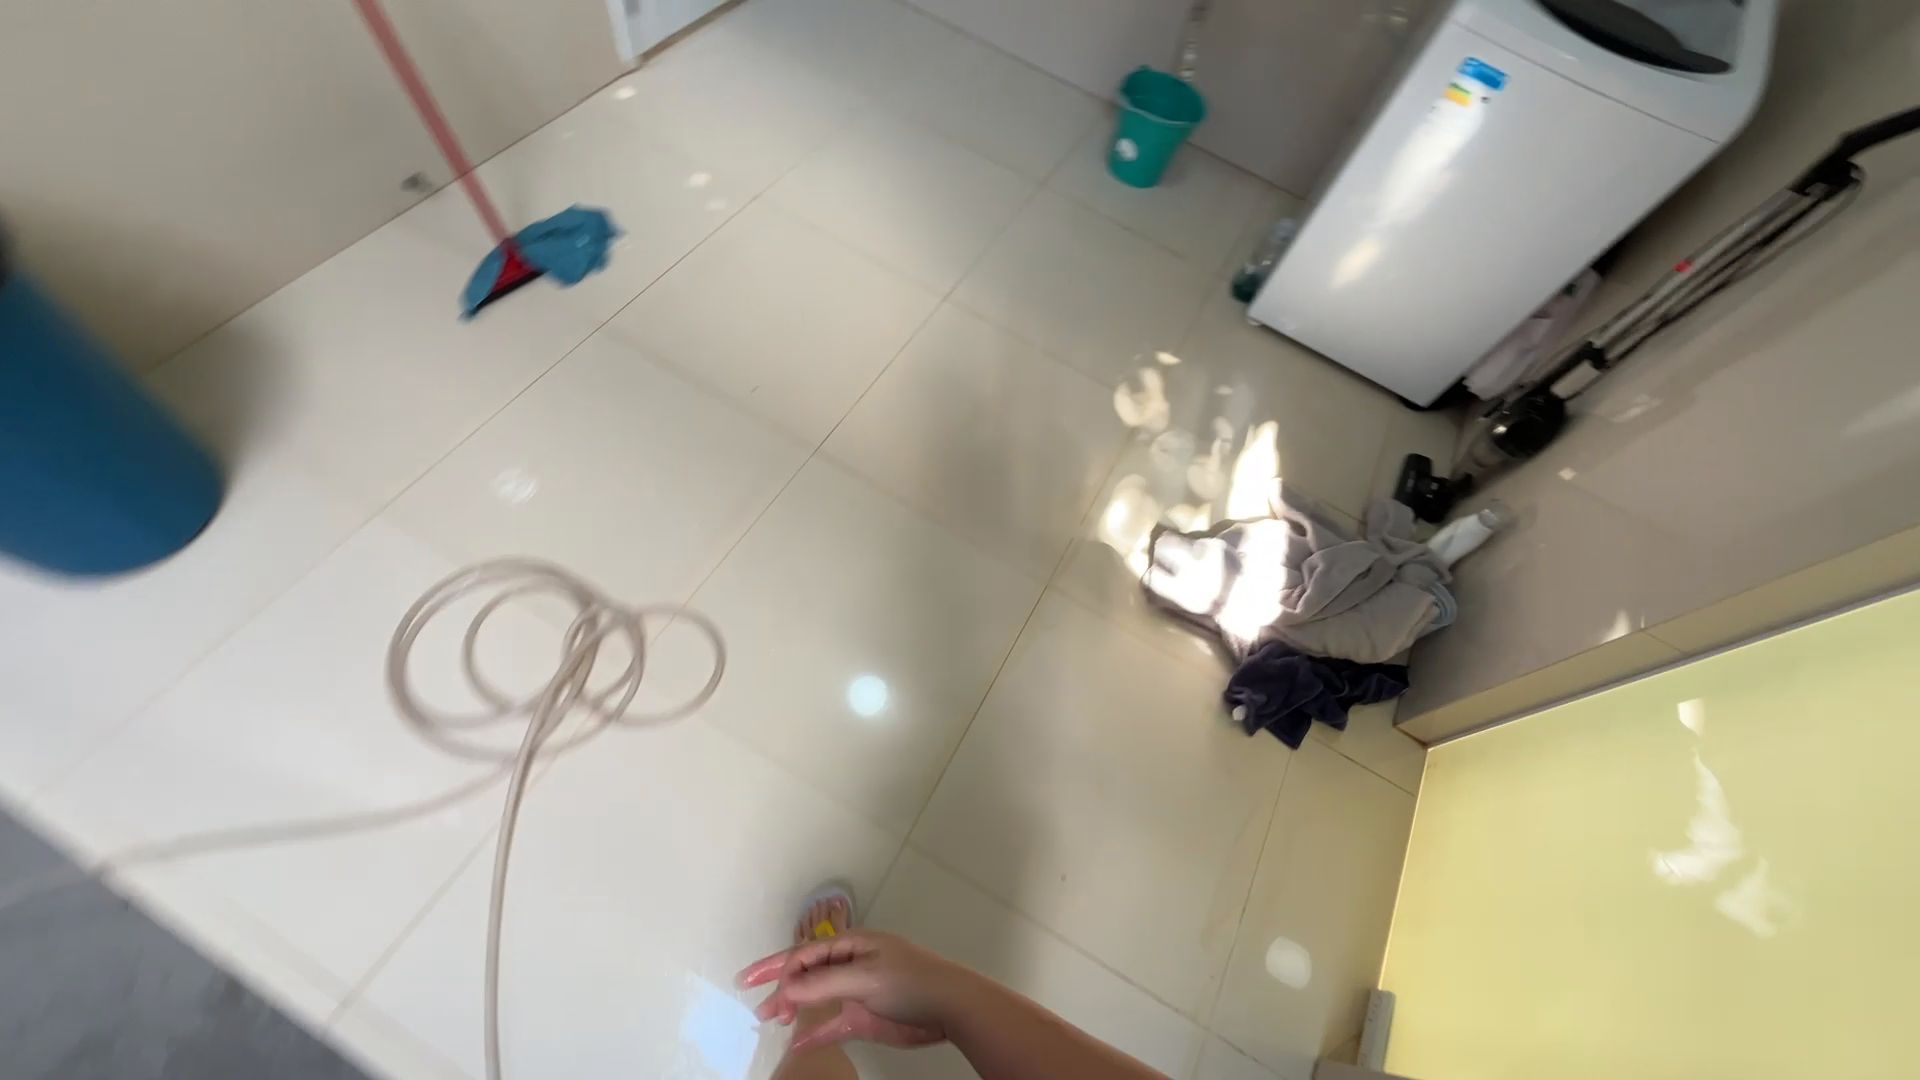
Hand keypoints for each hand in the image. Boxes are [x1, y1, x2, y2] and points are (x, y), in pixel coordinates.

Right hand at [736, 929, 970, 1052]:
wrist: (947, 1007)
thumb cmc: (908, 981)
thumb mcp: (865, 977)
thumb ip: (825, 982)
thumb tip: (786, 985)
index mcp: (851, 945)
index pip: (805, 952)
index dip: (776, 965)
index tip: (750, 982)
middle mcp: (850, 965)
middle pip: (807, 973)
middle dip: (781, 986)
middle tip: (759, 1008)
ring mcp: (856, 991)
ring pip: (816, 998)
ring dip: (794, 1007)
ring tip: (772, 1020)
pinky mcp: (863, 1017)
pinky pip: (831, 1024)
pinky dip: (813, 1033)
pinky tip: (796, 1045)